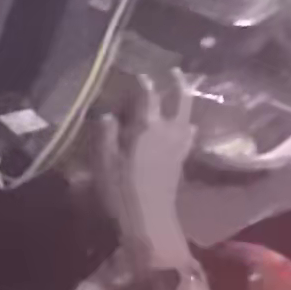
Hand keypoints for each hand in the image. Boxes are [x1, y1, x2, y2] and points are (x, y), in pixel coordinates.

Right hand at [92, 68, 195, 269]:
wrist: (149, 218)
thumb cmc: (120, 189)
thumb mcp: (103, 161)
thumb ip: (105, 134)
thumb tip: (106, 114)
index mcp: (147, 128)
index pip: (147, 97)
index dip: (143, 83)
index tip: (139, 73)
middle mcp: (168, 131)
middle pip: (179, 101)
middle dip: (177, 84)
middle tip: (173, 71)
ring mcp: (179, 146)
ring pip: (187, 116)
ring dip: (184, 103)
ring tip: (179, 96)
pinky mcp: (181, 160)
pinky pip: (187, 133)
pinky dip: (185, 124)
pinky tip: (182, 127)